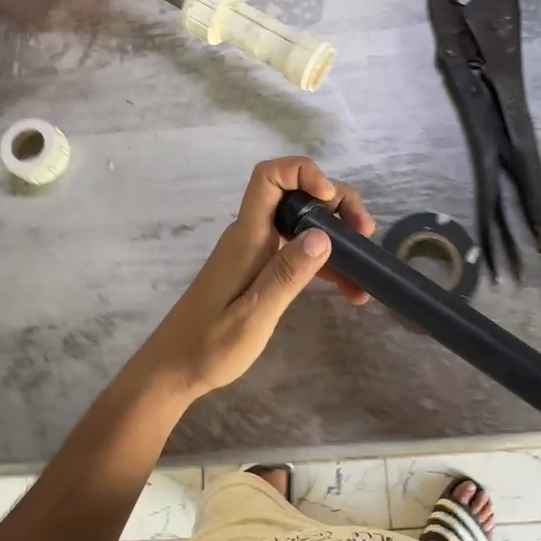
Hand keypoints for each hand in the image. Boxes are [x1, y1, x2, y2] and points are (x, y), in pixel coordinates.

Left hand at [136, 156, 375, 402]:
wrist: (174, 368)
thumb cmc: (209, 345)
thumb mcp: (254, 316)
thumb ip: (287, 274)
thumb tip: (323, 234)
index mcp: (247, 237)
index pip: (269, 177)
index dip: (302, 172)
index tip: (331, 198)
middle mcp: (251, 234)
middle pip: (295, 194)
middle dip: (335, 203)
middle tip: (365, 233)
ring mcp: (255, 250)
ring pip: (301, 223)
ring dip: (335, 235)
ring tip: (365, 267)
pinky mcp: (259, 268)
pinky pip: (296, 250)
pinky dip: (322, 262)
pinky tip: (348, 288)